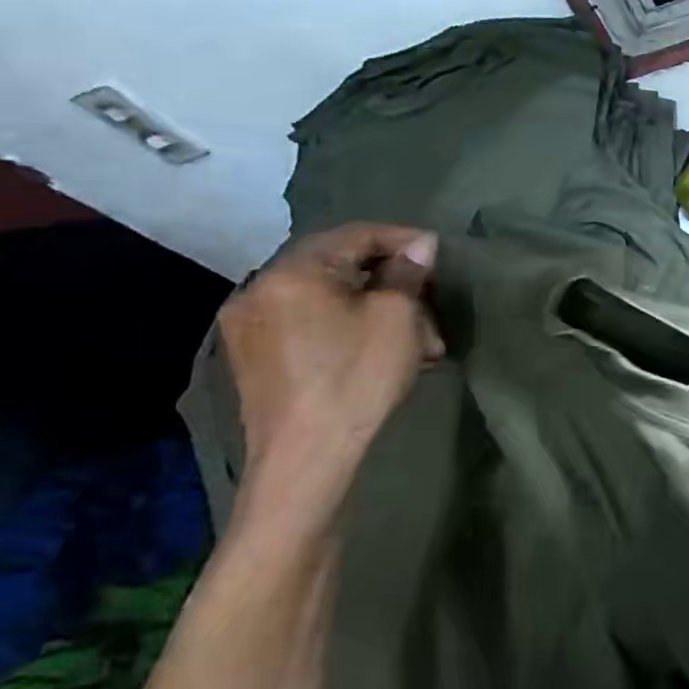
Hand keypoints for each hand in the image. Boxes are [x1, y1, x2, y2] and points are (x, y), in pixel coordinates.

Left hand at [218, 224, 440, 485]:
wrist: (307, 454)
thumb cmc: (358, 376)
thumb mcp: (398, 317)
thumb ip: (407, 273)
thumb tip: (420, 245)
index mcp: (292, 274)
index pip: (354, 234)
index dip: (401, 238)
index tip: (438, 252)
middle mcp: (259, 290)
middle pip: (337, 264)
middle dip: (390, 277)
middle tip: (429, 297)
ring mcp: (250, 324)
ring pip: (325, 294)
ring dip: (373, 303)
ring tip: (413, 333)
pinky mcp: (254, 353)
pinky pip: (308, 319)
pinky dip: (347, 322)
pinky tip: (377, 345)